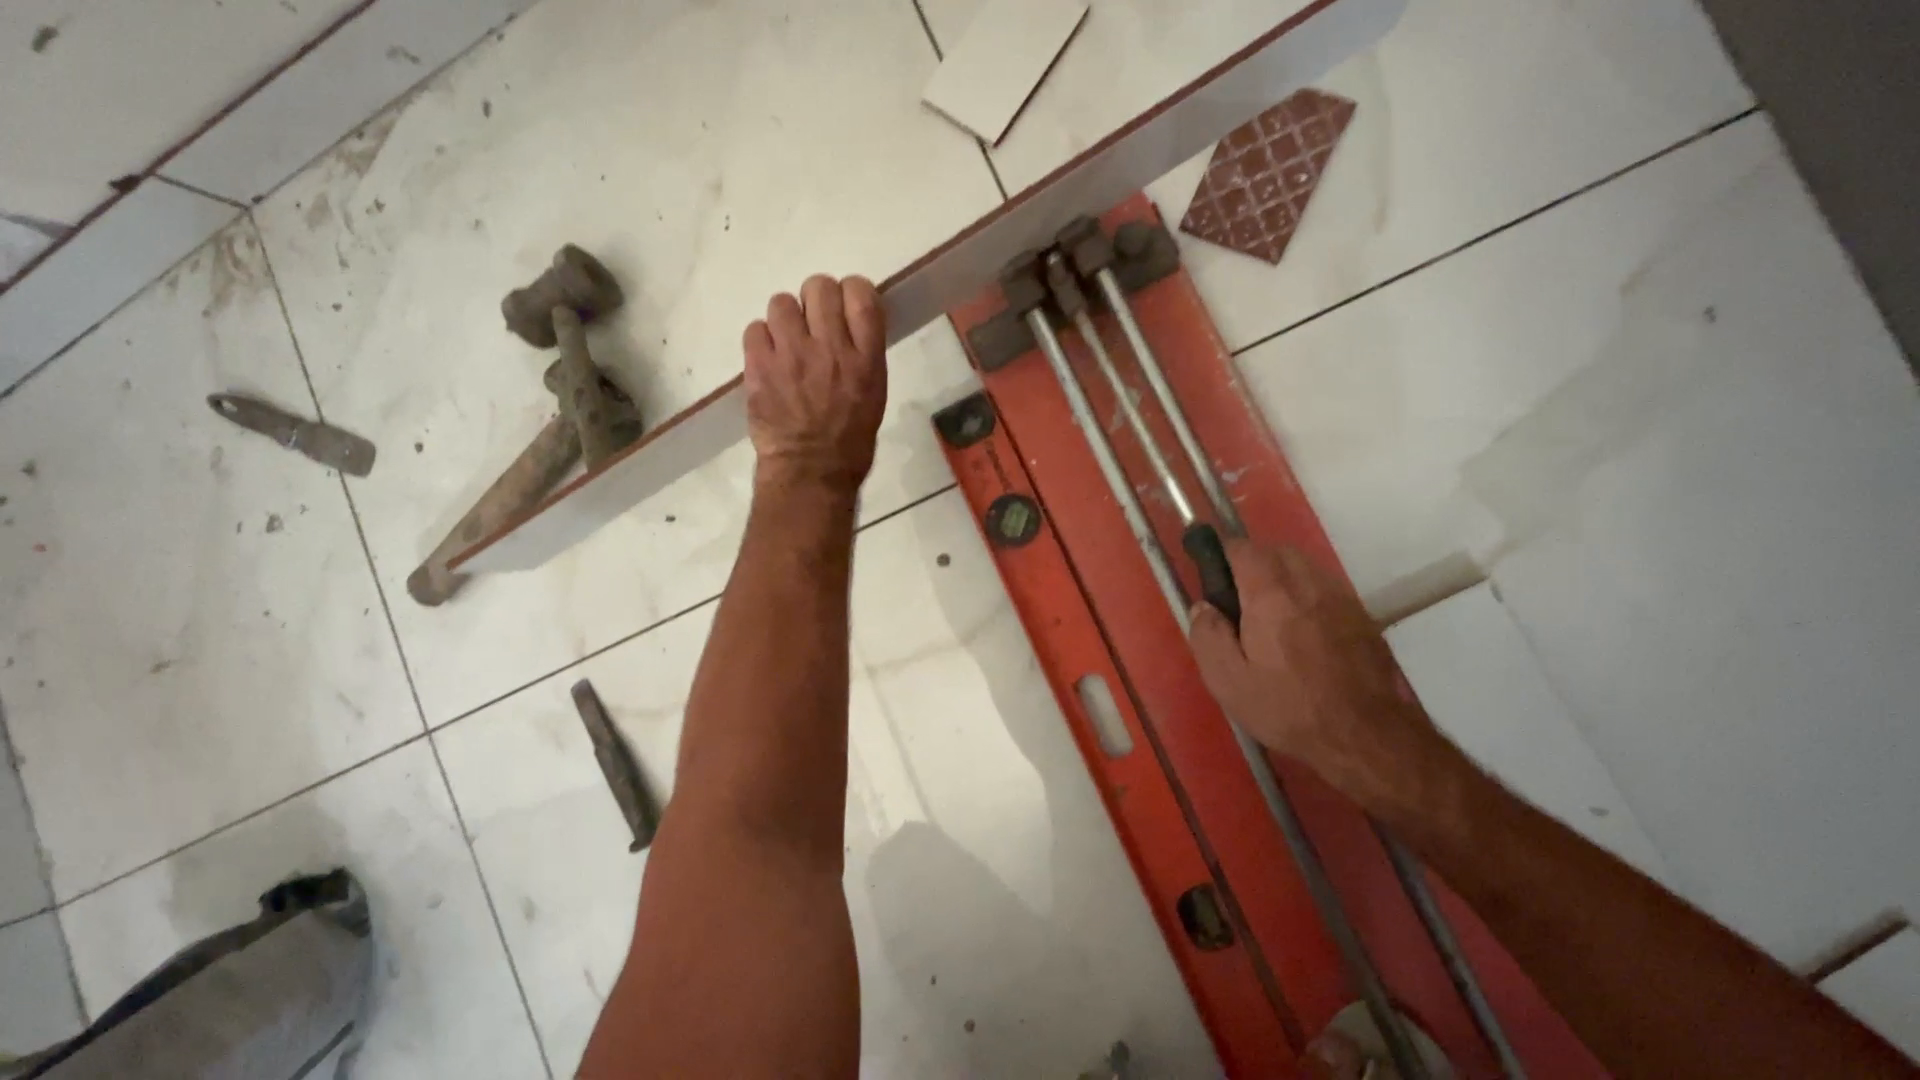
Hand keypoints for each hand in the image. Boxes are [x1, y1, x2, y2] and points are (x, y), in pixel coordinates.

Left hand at [742, 275, 887, 496]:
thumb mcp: (874, 393)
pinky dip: (761, 340)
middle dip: (816, 300)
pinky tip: (769, 360)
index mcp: (866, 359)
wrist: (810, 471)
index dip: (852, 291)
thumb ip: (863, 353)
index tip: (846, 306)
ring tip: (787, 343)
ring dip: (785, 318)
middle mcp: (831, 349)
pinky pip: (755, 328)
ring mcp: (792, 355)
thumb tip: (849, 325)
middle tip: (813, 323)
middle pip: (819, 287)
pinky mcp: (759, 367)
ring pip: (782, 302)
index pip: (861, 293)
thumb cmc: (850, 440)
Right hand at [1187, 540, 1448, 805]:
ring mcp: (1340, 597)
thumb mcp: (1228, 680)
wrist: (1365, 734)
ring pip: (1304, 568)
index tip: (1212, 578)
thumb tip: (1203, 607)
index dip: (1222, 555)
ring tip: (1270, 618)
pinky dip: (1307, 596)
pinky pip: (1326, 589)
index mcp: (1270, 593)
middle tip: (1238, 602)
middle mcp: (1307, 583)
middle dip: (1253, 564)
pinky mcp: (1361, 616)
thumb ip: (1208, 635)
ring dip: (1282, 578)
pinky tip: (1302, 633)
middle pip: (1276, 551)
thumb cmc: (1288, 708)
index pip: (1242, 548)